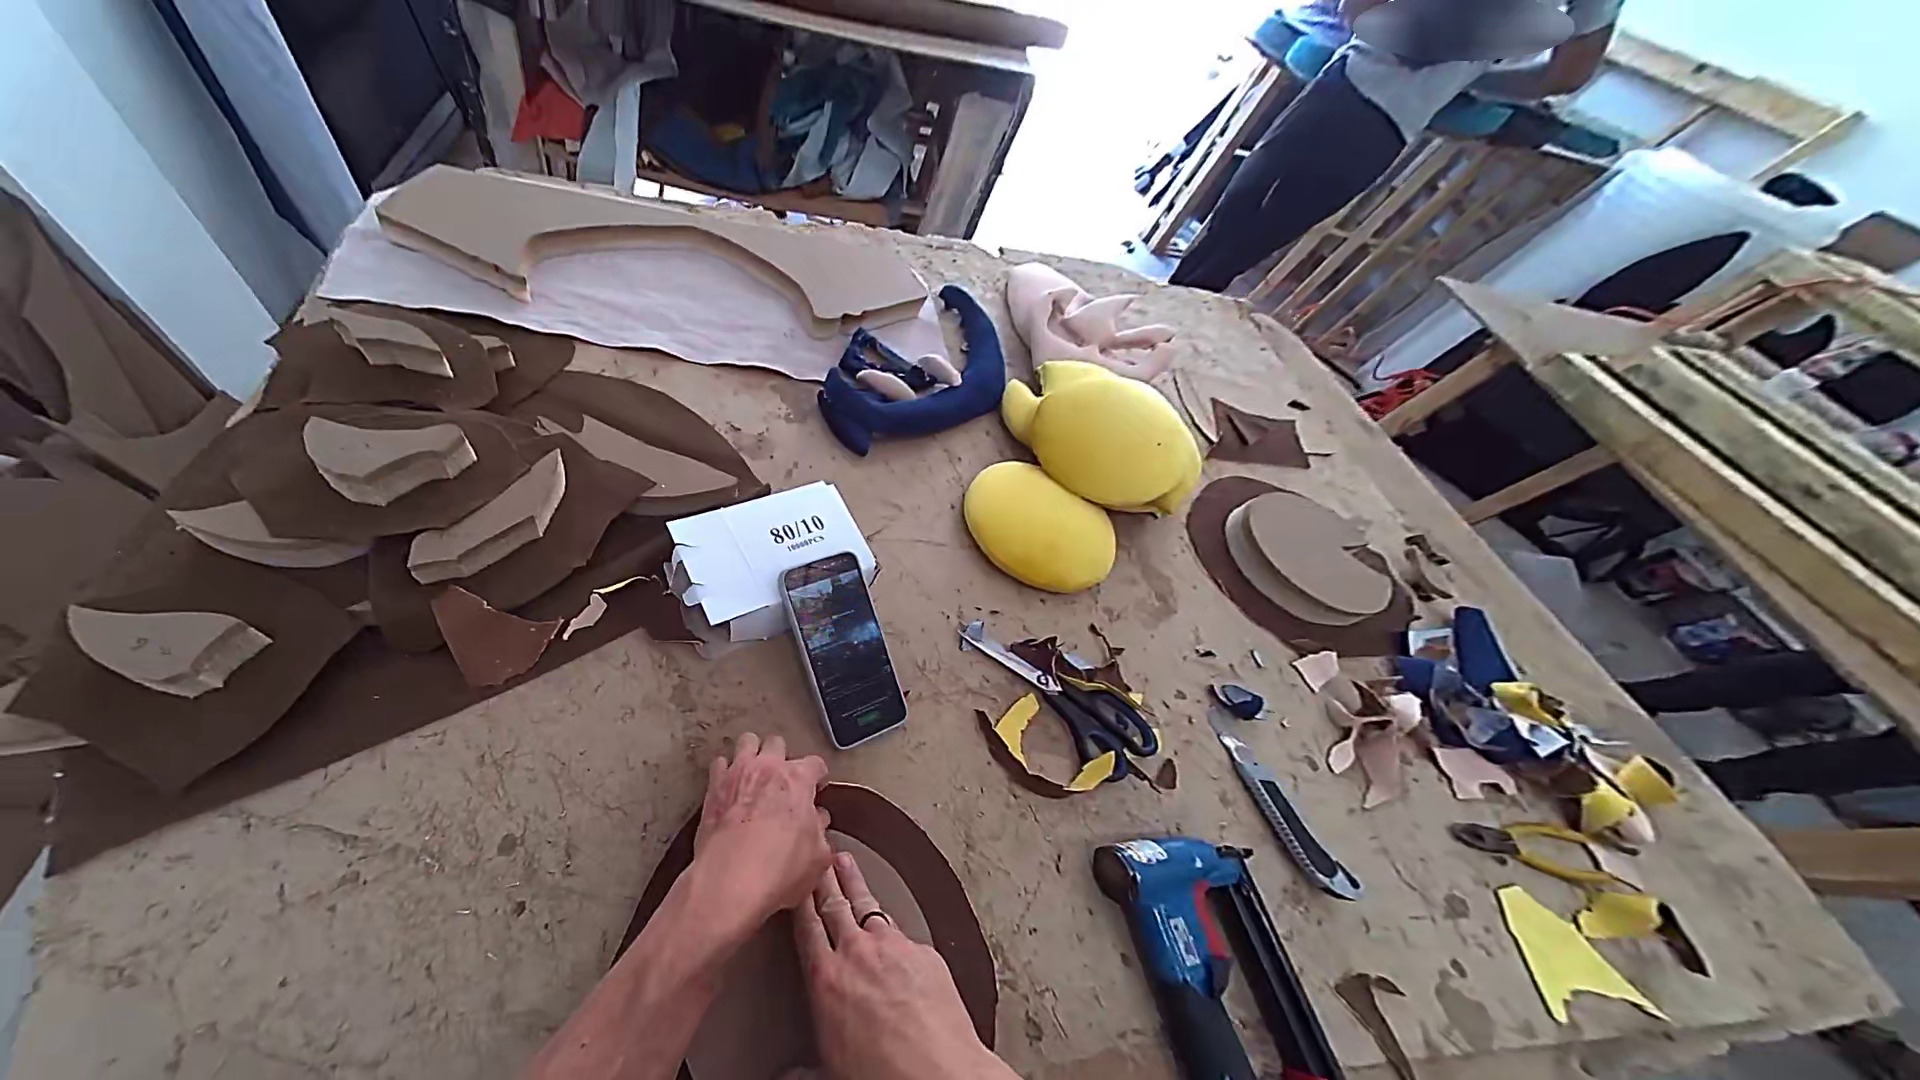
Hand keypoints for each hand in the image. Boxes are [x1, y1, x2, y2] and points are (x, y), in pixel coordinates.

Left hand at [692, 733, 831, 932]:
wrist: (729, 881)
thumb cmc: (776, 868)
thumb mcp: (818, 857)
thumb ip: (821, 832)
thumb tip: (818, 823)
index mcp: (799, 779)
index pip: (815, 763)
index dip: (817, 776)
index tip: (816, 786)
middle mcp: (769, 768)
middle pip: (777, 743)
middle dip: (781, 756)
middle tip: (782, 776)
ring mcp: (738, 774)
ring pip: (747, 741)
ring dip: (752, 752)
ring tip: (754, 769)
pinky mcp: (713, 788)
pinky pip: (719, 763)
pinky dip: (725, 770)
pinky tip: (728, 783)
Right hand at [794, 853, 1010, 1079]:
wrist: (938, 1073)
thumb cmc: (884, 1075)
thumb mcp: (829, 1069)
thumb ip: (803, 1065)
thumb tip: (787, 1076)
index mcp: (827, 980)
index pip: (807, 927)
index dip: (800, 899)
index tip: (795, 881)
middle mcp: (858, 954)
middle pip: (835, 904)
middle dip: (826, 877)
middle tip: (821, 853)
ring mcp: (893, 946)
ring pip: (868, 905)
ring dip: (856, 883)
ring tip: (847, 863)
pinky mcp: (923, 950)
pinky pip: (901, 931)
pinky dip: (890, 925)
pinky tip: (887, 920)